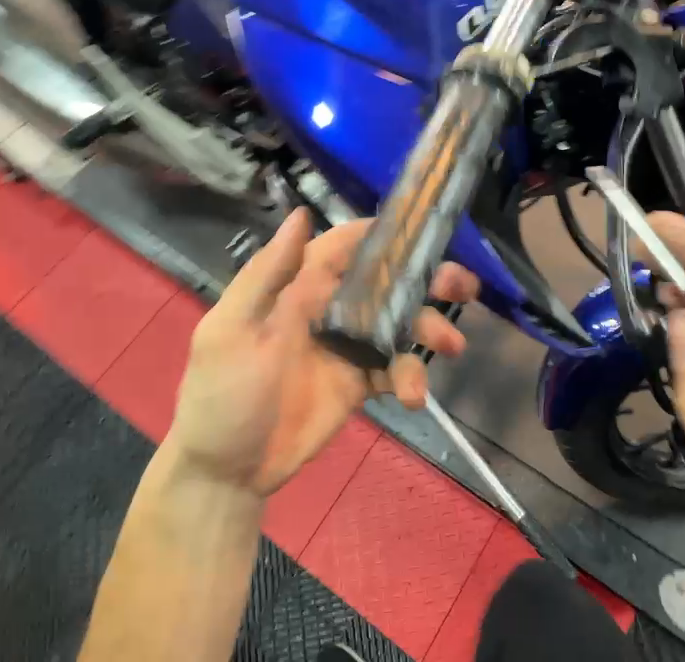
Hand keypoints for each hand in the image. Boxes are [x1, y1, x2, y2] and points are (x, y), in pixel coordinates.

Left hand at [165, 209, 478, 496]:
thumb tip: (301, 214)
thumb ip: (269, 274)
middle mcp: (327, 309)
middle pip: (382, 282)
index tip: (423, 228)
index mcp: (296, 287)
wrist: (226, 471)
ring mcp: (345, 347)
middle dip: (425, 280)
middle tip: (462, 284)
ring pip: (397, 324)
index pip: (343, 247)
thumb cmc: (222, 393)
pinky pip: (393, 370)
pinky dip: (410, 377)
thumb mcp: (232, 330)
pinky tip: (414, 397)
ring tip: (451, 344)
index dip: (381, 235)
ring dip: (428, 328)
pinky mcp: (357, 383)